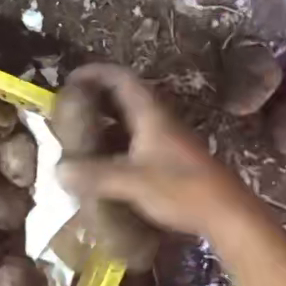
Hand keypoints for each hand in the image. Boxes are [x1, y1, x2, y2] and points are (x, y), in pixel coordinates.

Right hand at [56, 64, 263, 239]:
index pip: (121, 78)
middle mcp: (159, 120)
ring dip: (106, 123)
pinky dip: (116, 144)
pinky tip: (103, 164)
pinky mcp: (171, 158)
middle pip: (124, 97)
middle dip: (95, 99)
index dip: (95, 72)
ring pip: (130, 121)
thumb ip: (96, 175)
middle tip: (69, 110)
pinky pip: (136, 140)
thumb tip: (58, 170)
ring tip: (79, 137)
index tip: (70, 79)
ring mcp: (167, 139)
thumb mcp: (133, 182)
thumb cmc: (182, 189)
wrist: (227, 212)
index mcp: (151, 114)